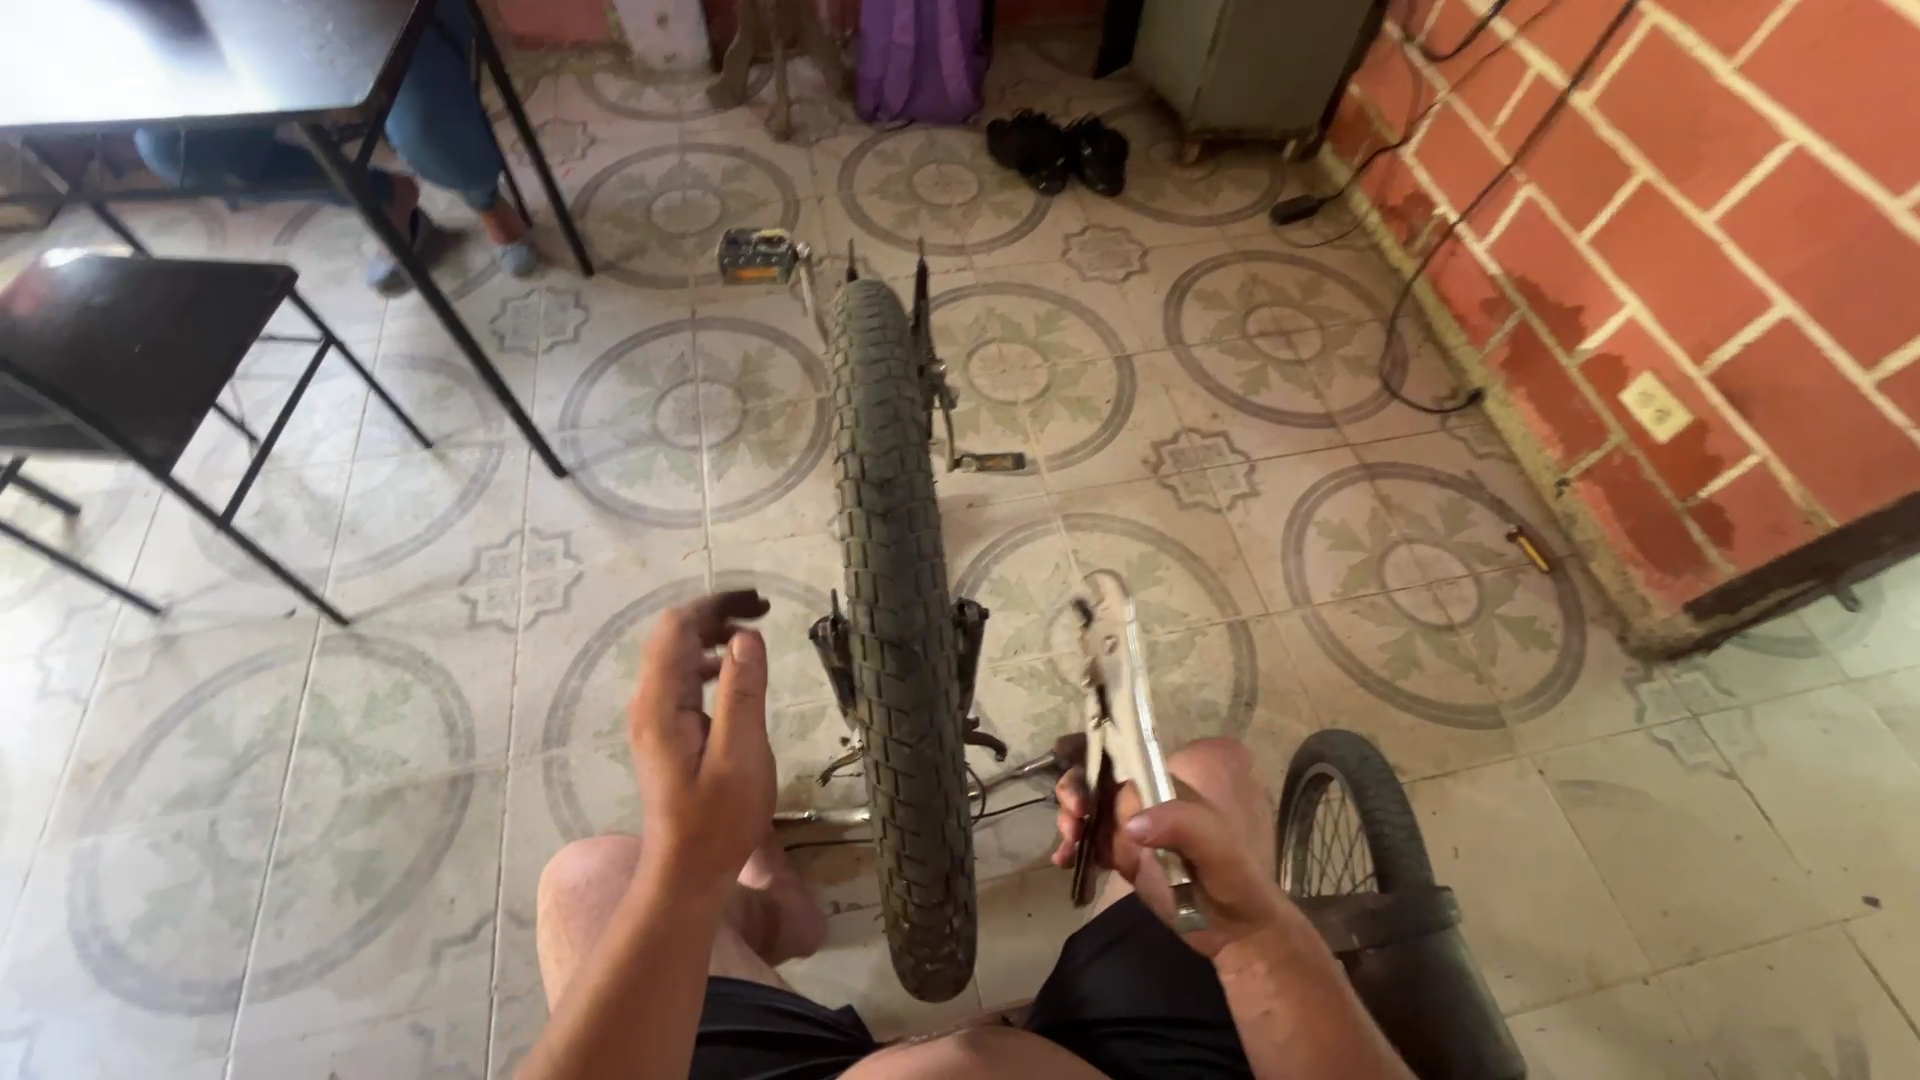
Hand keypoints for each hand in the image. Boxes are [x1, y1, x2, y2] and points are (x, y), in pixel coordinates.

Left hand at [626, 590, 773, 893]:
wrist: (687, 873)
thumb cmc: (718, 819)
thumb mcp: (740, 755)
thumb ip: (742, 692)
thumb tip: (746, 636)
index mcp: (661, 703)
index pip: (677, 628)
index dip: (716, 604)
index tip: (760, 602)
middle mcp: (648, 703)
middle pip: (672, 636)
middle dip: (715, 613)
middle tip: (763, 610)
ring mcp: (652, 718)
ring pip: (675, 655)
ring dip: (711, 635)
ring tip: (753, 634)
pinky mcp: (664, 732)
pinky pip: (680, 678)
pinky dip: (707, 661)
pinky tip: (734, 673)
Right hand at [1052, 758, 1289, 959]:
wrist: (1234, 934)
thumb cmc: (1237, 881)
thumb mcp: (1218, 849)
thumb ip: (1182, 826)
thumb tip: (1131, 824)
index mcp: (1186, 768)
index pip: (1132, 745)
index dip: (1095, 747)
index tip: (1066, 754)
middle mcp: (1158, 784)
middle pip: (1104, 771)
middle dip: (1078, 788)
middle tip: (1074, 814)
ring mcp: (1141, 816)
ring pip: (1092, 802)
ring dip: (1072, 818)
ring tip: (1069, 844)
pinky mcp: (1126, 846)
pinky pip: (1092, 836)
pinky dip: (1074, 845)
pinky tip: (1065, 860)